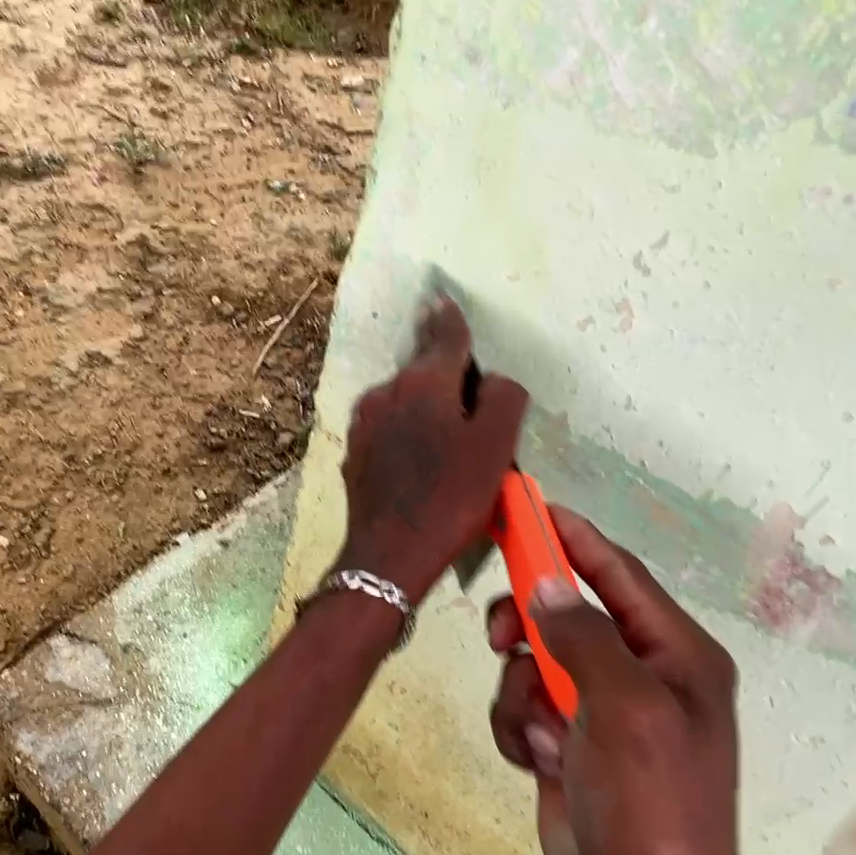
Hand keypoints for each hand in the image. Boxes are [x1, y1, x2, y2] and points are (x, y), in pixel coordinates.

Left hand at [337, 298, 527, 598]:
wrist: (389, 554)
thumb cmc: (451, 498)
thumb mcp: (495, 447)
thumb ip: (502, 398)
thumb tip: (492, 379)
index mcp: (422, 383)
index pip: (443, 337)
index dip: (450, 319)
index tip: (443, 300)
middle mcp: (384, 393)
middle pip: (423, 370)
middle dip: (445, 375)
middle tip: (468, 399)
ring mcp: (362, 423)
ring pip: (402, 400)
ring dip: (424, 406)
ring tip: (448, 440)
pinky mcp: (353, 453)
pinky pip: (387, 428)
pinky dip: (406, 432)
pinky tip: (419, 460)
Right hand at [488, 507, 762, 854]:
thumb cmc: (650, 804)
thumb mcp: (623, 707)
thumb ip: (583, 635)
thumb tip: (546, 587)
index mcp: (676, 655)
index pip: (617, 573)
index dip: (570, 537)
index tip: (522, 505)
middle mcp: (639, 674)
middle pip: (563, 614)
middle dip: (527, 628)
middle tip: (499, 636)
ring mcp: (598, 710)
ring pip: (530, 662)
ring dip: (520, 693)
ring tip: (539, 736)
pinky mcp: (565, 742)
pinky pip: (519, 705)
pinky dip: (516, 726)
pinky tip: (535, 760)